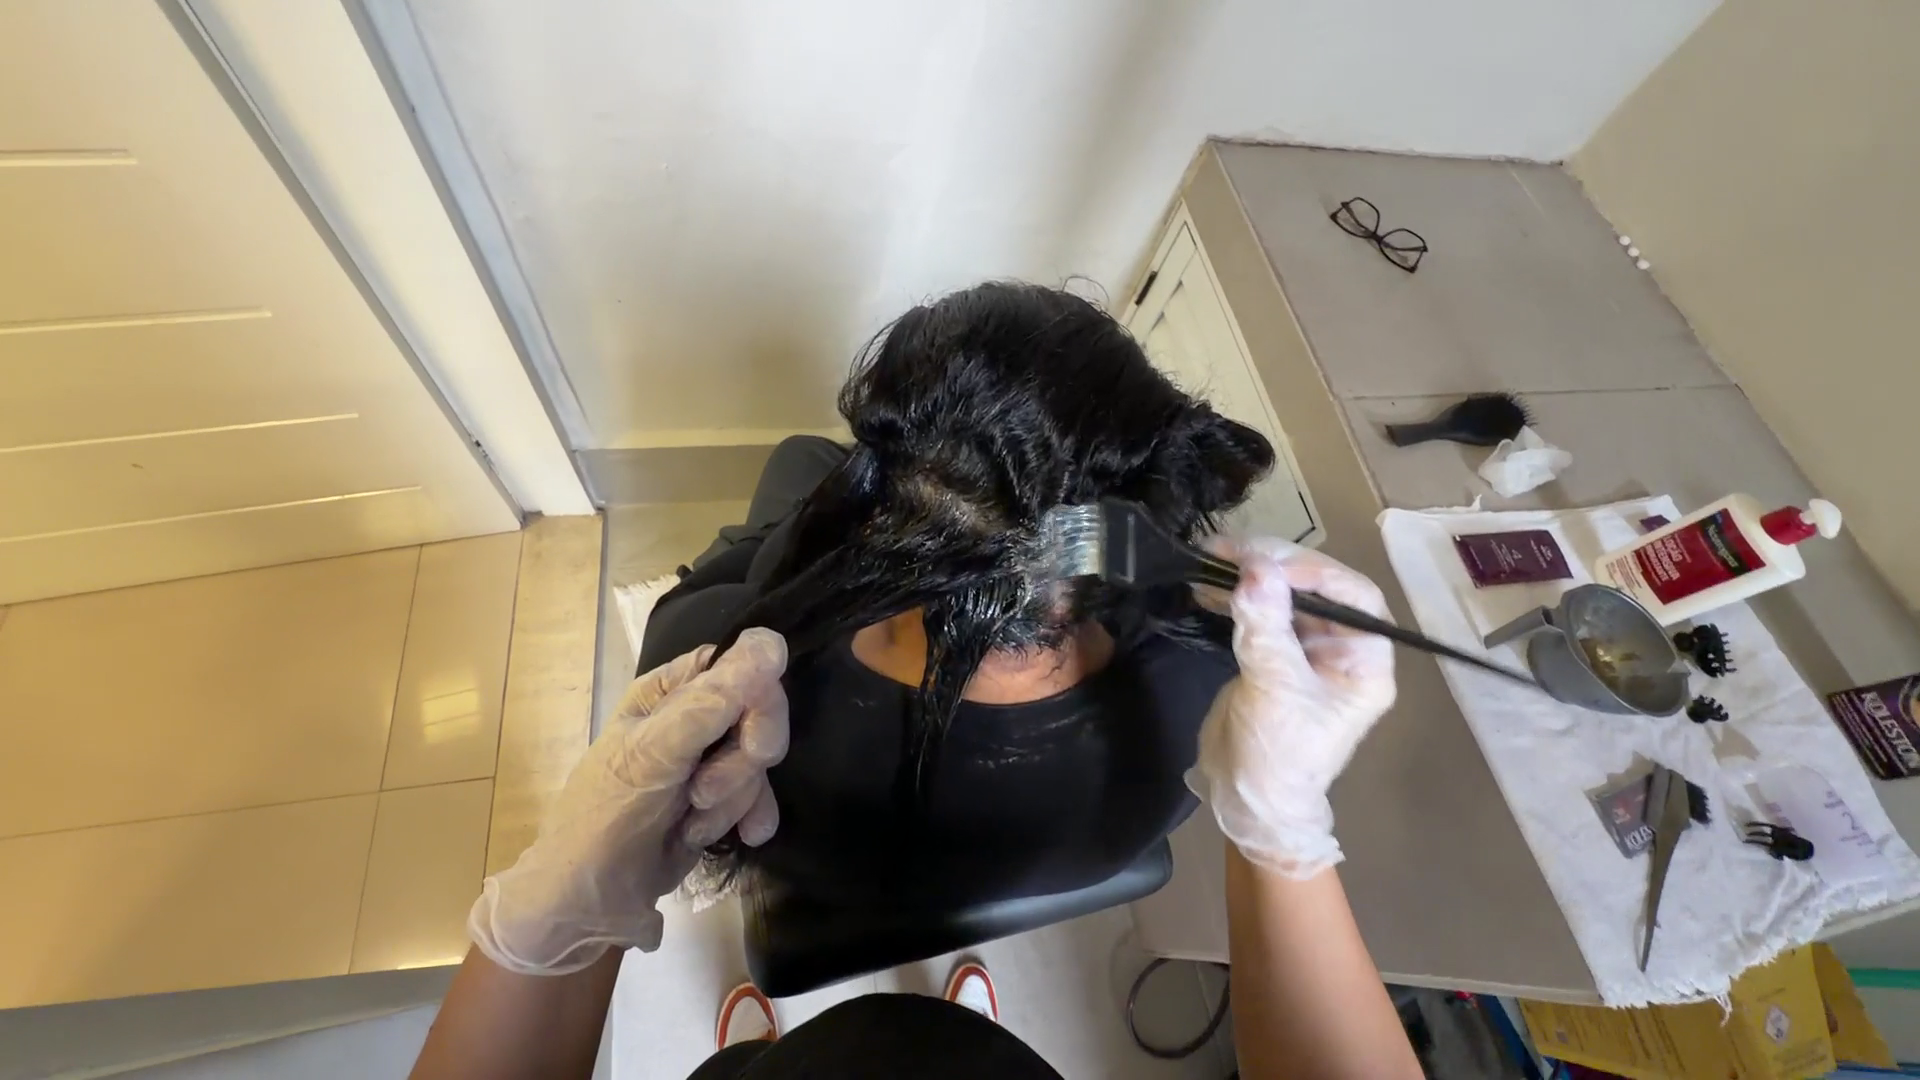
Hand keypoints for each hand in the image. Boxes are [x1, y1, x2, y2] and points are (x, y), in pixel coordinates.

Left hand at [468, 629, 789, 974]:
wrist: (593, 902)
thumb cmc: (608, 814)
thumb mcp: (655, 753)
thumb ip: (712, 701)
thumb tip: (772, 645)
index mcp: (670, 690)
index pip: (737, 663)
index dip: (754, 692)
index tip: (748, 730)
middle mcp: (695, 714)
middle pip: (759, 710)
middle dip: (741, 758)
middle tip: (707, 789)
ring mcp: (712, 757)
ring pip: (760, 757)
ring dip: (733, 797)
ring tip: (694, 822)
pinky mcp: (724, 796)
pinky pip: (762, 792)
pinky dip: (751, 816)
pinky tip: (737, 837)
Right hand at [1189, 539, 1395, 877]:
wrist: (1246, 799)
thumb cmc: (1278, 754)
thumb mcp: (1275, 690)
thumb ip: (1266, 629)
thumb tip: (1255, 570)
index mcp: (1364, 661)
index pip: (1353, 596)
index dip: (1313, 572)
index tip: (1265, 564)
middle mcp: (1339, 650)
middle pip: (1316, 588)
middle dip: (1274, 566)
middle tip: (1228, 550)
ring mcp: (1303, 651)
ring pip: (1283, 596)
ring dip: (1249, 576)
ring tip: (1211, 559)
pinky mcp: (1270, 655)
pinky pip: (1258, 613)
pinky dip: (1234, 596)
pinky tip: (1208, 586)